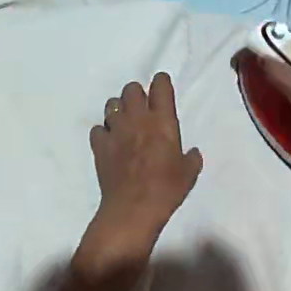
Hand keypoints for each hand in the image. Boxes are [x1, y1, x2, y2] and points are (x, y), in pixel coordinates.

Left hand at [79, 72, 203, 275]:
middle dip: (137, 94)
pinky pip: (98, 129)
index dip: (161, 82)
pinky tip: (110, 142)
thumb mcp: (188, 174)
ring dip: (119, 109)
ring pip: (112, 104)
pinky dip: (103, 132)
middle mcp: (137, 119)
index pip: (160, 86)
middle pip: (131, 89)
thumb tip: (192, 153)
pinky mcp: (99, 145)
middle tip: (142, 108)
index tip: (162, 86)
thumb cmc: (166, 189)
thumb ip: (191, 158)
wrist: (133, 208)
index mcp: (162, 121)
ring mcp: (115, 130)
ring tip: (125, 122)